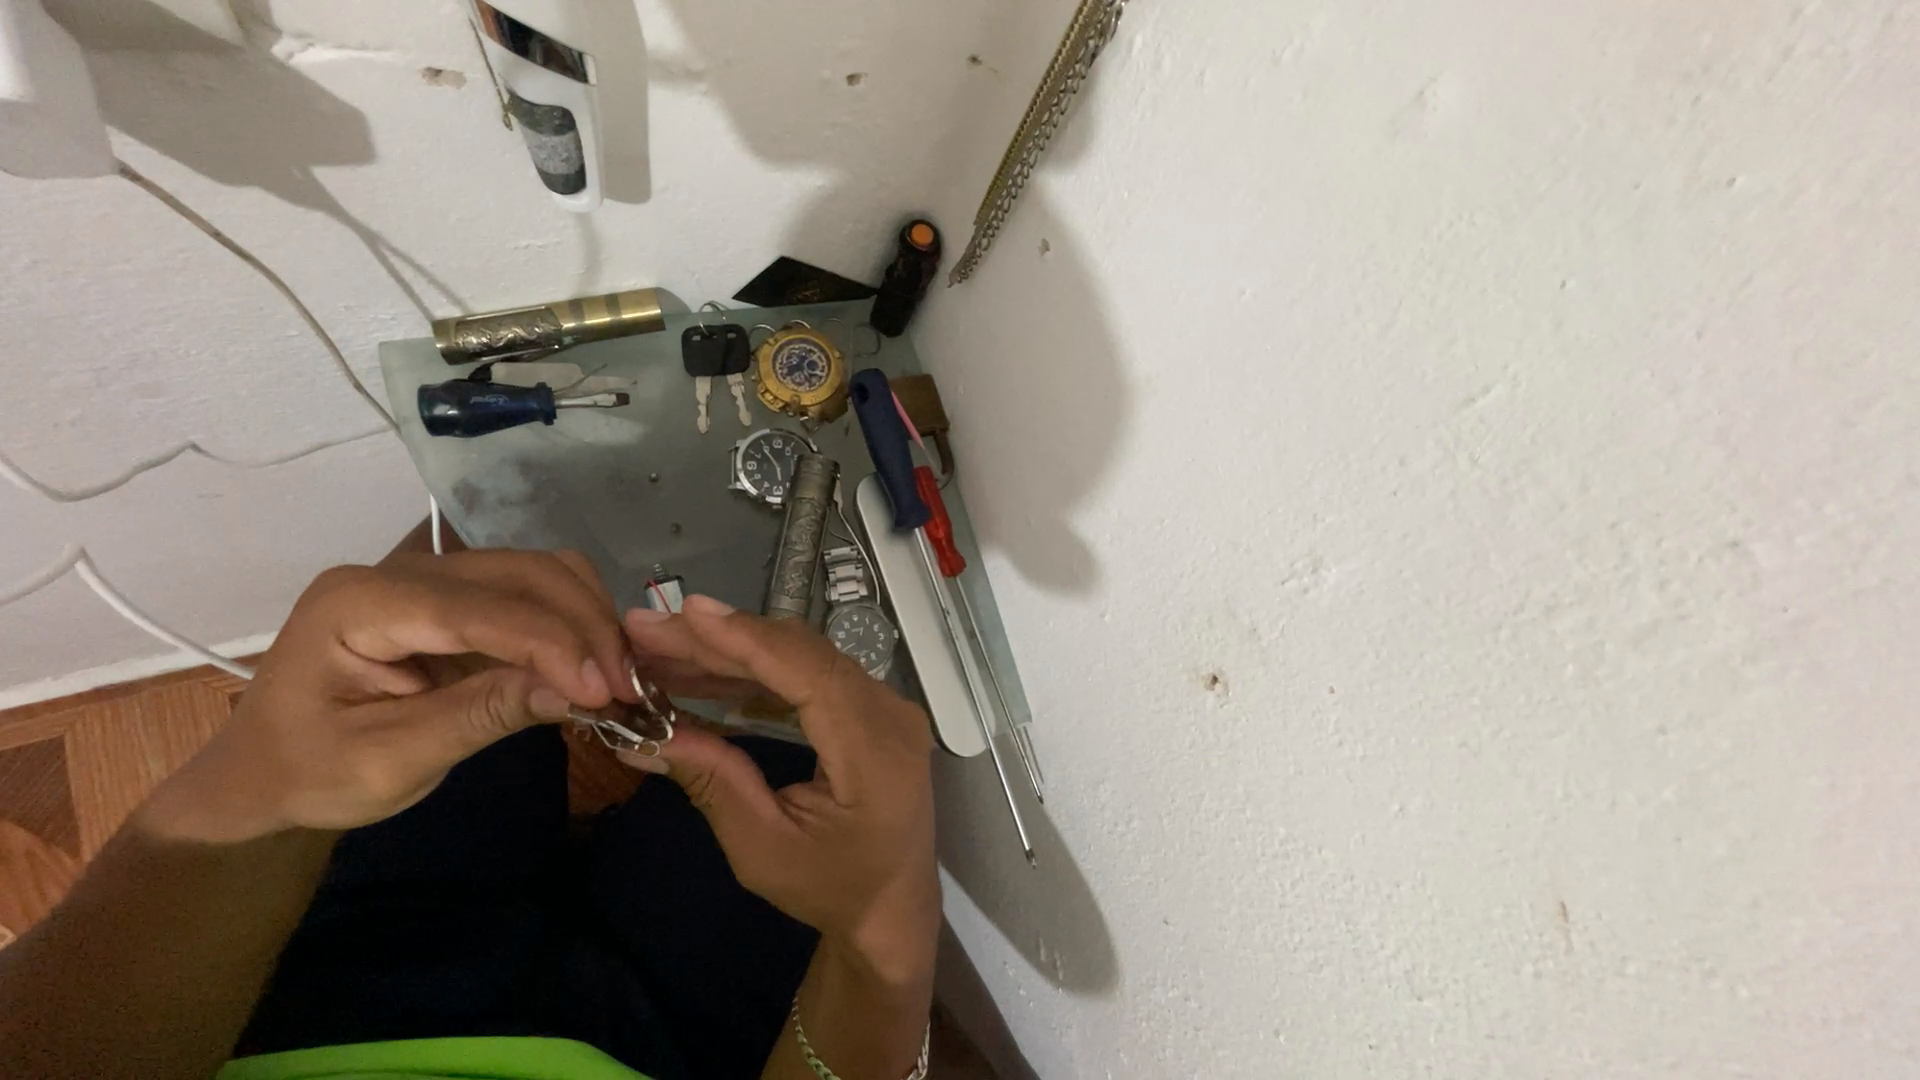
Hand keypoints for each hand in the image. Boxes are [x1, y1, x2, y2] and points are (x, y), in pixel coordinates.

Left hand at [139, 551, 636, 843]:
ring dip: (592, 620)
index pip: (481, 608)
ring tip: (619, 677)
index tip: (607, 691)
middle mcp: (405, 571)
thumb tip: (580, 694)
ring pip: (545, 573)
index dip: (553, 644)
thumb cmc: (309, 774)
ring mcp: (439, 577)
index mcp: (361, 603)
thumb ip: (482, 715)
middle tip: (628, 687)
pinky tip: (595, 662)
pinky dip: (579, 623)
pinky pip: (541, 592)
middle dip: (587, 627)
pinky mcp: (468, 596)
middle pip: (526, 573)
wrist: (267, 773)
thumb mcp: (389, 760)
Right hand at [623, 596, 939, 981]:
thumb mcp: (763, 848)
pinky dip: (759, 672)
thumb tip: (642, 734)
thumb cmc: (832, 888)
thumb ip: (714, 781)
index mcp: (875, 752)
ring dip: (735, 653)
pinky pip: (813, 676)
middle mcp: (890, 714)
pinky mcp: (872, 709)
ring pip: (804, 660)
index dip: (748, 640)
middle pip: (802, 656)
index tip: (689, 613)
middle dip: (723, 641)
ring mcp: (886, 707)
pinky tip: (708, 672)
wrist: (891, 906)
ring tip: (663, 649)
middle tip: (649, 629)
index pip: (809, 674)